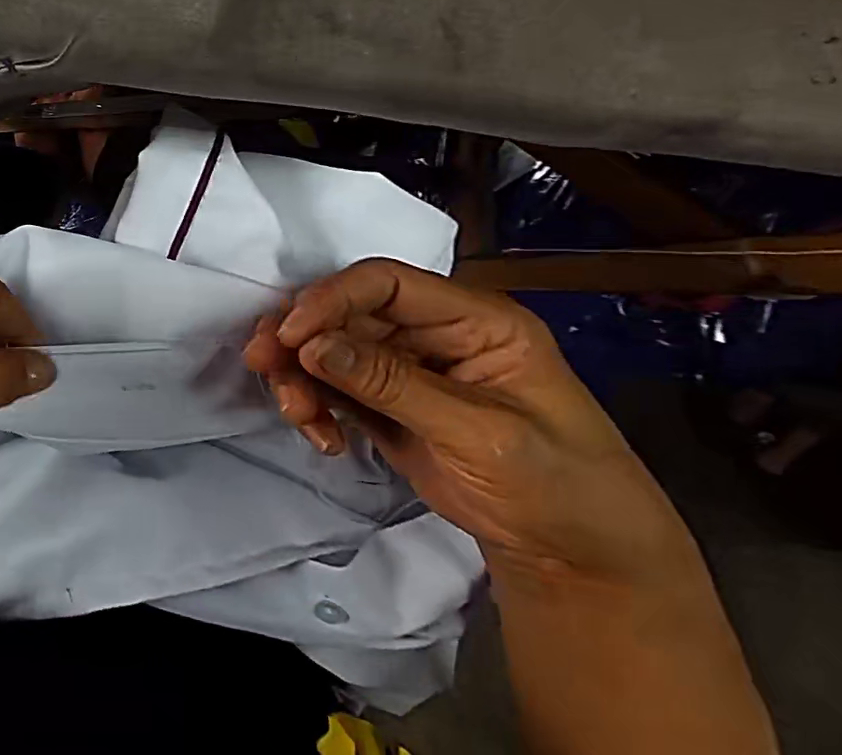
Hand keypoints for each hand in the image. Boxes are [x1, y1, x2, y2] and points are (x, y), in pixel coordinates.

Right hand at [245, 259, 697, 590]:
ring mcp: (411, 371)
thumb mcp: (478, 432)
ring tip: (297, 415)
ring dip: (305, 377)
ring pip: (336, 353)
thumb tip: (311, 345)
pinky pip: (340, 391)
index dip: (333, 298)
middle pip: (351, 315)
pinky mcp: (392, 407)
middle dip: (304, 339)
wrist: (577, 558)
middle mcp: (435, 334)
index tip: (292, 334)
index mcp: (474, 319)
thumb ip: (392, 384)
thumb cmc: (556, 483)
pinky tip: (324, 438)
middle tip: (263, 365)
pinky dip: (320, 407)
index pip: (389, 283)